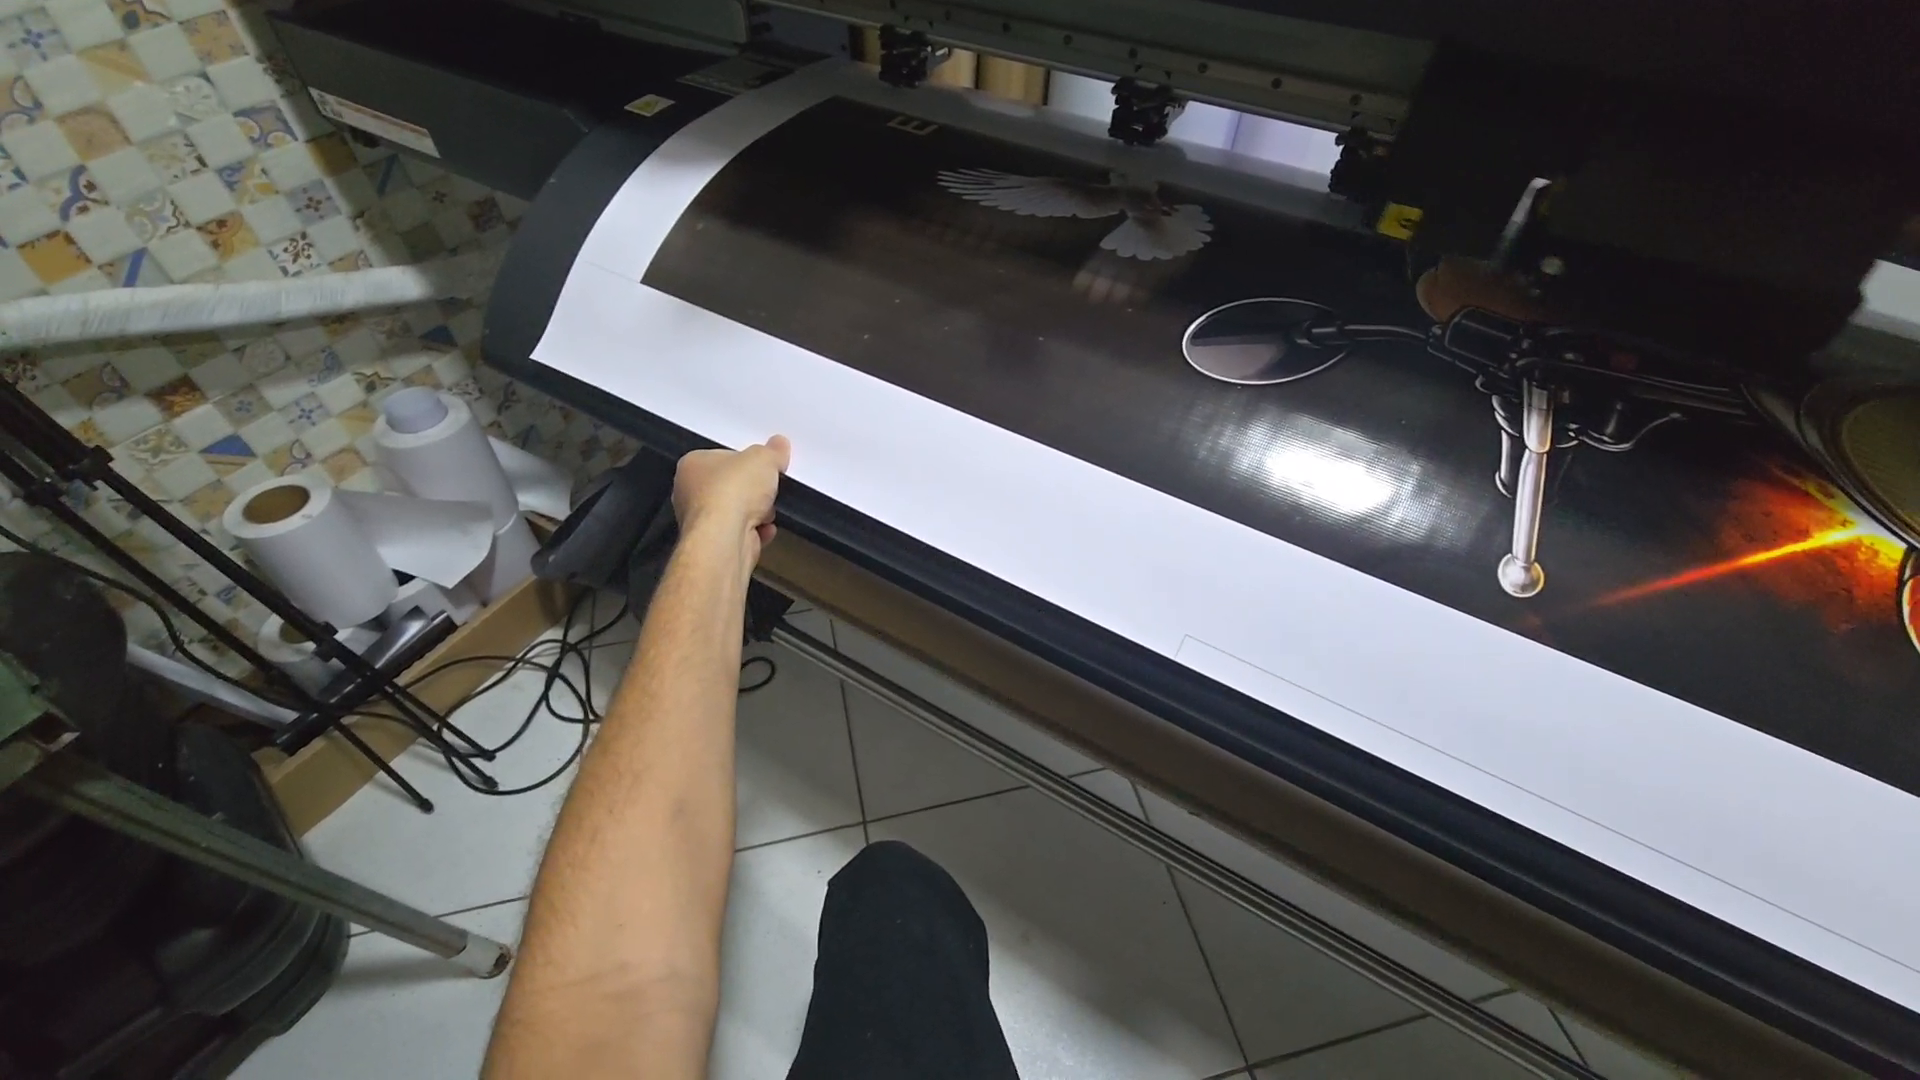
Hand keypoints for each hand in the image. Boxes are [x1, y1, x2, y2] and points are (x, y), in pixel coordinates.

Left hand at [672, 436, 790, 572]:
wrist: (726, 537)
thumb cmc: (732, 491)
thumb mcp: (762, 458)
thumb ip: (772, 451)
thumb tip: (779, 445)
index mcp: (692, 465)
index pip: (721, 458)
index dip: (746, 461)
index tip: (763, 465)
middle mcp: (690, 493)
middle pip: (731, 487)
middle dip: (754, 490)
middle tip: (768, 487)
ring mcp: (702, 522)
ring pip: (738, 512)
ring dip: (758, 512)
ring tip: (767, 509)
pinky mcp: (715, 544)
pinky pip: (742, 533)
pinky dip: (757, 532)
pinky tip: (765, 528)